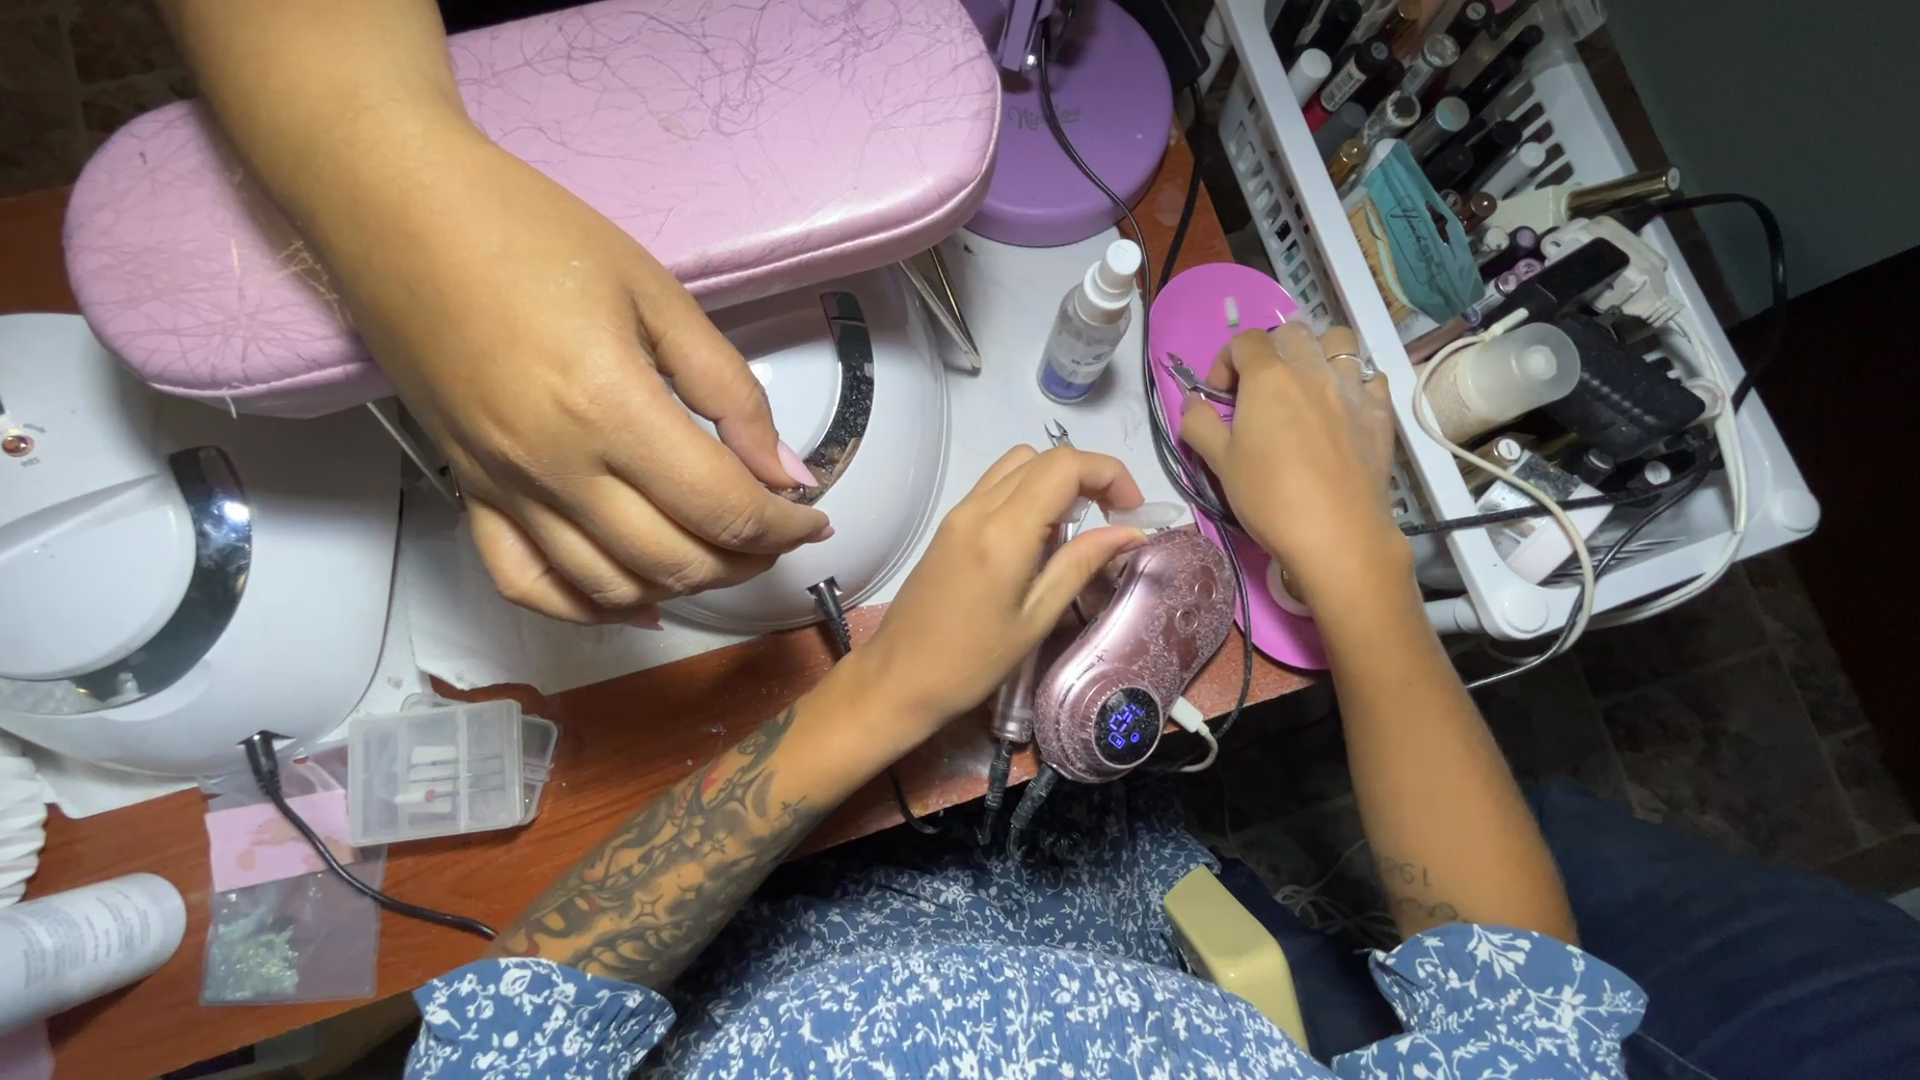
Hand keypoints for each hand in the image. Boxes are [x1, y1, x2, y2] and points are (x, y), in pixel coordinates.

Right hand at [315, 130, 829, 622]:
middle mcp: (557, 470)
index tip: (816, 519)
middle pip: (677, 562)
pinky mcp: (469, 494)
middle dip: (748, 561)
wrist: (396, 208)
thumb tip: (788, 473)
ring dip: (687, 587)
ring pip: (613, 589)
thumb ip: (733, 394)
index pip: (724, 509)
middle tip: (779, 534)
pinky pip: (528, 585)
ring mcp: (506, 491)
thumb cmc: (537, 235)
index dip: (786, 527)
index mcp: (612, 412)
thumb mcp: (661, 298)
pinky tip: (636, 601)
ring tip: (726, 556)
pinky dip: (590, 609)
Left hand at [843, 446, 1148, 748]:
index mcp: (1004, 531)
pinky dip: (1028, 493)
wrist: (899, 678)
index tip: (1131, 512)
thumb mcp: (1036, 619)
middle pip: (1043, 457)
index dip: (1109, 474)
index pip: (1065, 465)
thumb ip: (1082, 565)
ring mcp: (959, 513)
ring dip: (1056, 481)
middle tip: (1113, 519)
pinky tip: (1039, 537)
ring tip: (1077, 528)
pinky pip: (995, 486)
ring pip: (1017, 464)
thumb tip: (1130, 533)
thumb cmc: (972, 662)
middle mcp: (978, 509)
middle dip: (1088, 476)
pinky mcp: (949, 525)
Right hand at [1180, 325, 1404, 606]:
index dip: (1226, 362)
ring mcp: (1352, 387)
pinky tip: (1341, 407)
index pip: (1244, 341)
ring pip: (1338, 341)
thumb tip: (1192, 402)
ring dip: (1317, 353)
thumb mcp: (1219, 462)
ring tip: (1305, 385)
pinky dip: (1352, 380)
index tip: (1220, 396)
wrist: (1335, 532)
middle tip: (1260, 390)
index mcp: (1268, 377)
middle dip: (1270, 351)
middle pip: (1291, 333)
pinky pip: (1369, 374)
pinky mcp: (1380, 411)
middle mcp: (1312, 369)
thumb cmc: (1268, 496)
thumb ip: (1199, 424)